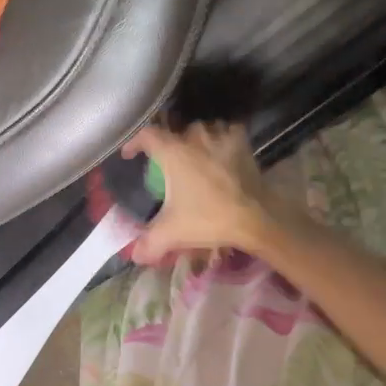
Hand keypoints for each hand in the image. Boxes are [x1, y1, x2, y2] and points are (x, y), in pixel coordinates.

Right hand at [121, 122, 276, 263]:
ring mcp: (220, 137)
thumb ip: (149, 243)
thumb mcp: (172, 233)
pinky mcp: (241, 143)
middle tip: (167, 163)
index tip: (130, 155)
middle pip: (176, 133)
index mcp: (173, 153)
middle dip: (169, 144)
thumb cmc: (208, 219)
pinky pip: (227, 132)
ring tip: (195, 156)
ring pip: (203, 130)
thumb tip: (135, 256)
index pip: (147, 136)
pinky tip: (221, 150)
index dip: (135, 143)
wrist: (254, 217)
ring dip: (196, 140)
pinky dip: (222, 138)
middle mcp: (195, 138)